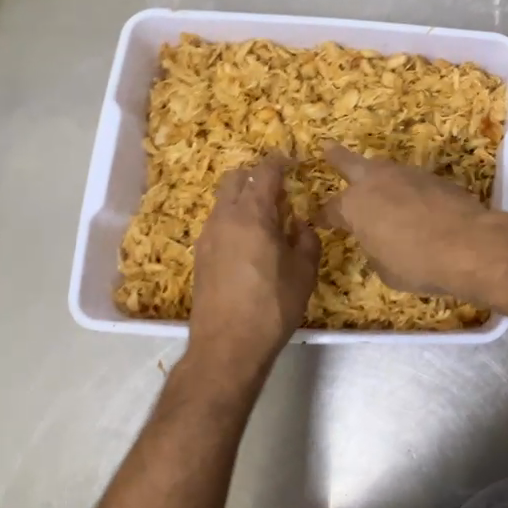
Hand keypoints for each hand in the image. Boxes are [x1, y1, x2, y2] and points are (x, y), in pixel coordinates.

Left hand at [182, 156, 321, 386]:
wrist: (227, 345)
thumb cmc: (273, 305)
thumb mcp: (304, 271)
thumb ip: (306, 239)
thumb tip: (300, 224)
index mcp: (252, 214)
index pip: (265, 172)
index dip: (281, 162)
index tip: (295, 162)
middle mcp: (225, 218)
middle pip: (236, 179)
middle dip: (257, 176)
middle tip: (280, 189)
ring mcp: (208, 237)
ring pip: (224, 202)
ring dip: (244, 200)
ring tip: (269, 219)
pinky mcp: (201, 256)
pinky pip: (219, 224)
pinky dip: (235, 221)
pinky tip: (253, 243)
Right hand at [314, 144, 507, 295]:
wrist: (468, 245)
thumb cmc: (416, 264)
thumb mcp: (384, 268)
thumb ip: (374, 248)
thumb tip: (377, 241)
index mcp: (354, 206)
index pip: (331, 210)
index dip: (325, 217)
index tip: (320, 221)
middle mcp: (377, 182)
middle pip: (351, 164)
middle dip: (338, 158)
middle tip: (328, 148)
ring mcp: (408, 175)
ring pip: (385, 169)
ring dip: (378, 175)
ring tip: (376, 182)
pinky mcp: (436, 178)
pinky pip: (413, 182)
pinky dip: (408, 190)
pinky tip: (414, 202)